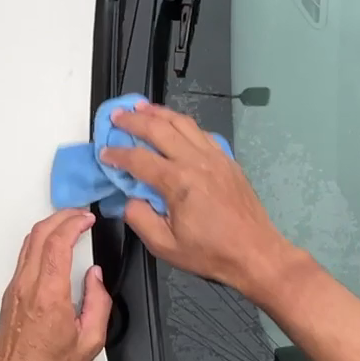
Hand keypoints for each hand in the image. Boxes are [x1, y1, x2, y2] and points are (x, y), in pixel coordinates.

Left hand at [0, 210, 111, 360]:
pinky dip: (40, 241)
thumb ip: (99, 303)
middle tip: (81, 215)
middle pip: (39, 234)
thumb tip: (96, 277)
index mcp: (49, 295)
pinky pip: (24, 256)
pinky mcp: (10, 292)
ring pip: (28, 242)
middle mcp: (28, 286)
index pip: (57, 243)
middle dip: (62, 217)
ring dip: (49, 226)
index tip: (88, 219)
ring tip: (70, 224)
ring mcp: (15, 287)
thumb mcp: (90, 341)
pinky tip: (54, 245)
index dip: (74, 223)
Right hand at [101, 101, 313, 301]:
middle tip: (116, 117)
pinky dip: (183, 124)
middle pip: (159, 128)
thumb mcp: (164, 245)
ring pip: (182, 123)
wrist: (255, 253)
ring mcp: (215, 157)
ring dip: (158, 112)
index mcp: (178, 182)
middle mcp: (196, 162)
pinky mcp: (227, 159)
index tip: (104, 153)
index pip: (138, 159)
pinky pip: (201, 132)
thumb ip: (139, 218)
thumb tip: (130, 199)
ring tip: (141, 107)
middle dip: (133, 120)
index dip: (117, 154)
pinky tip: (174, 125)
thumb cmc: (211, 252)